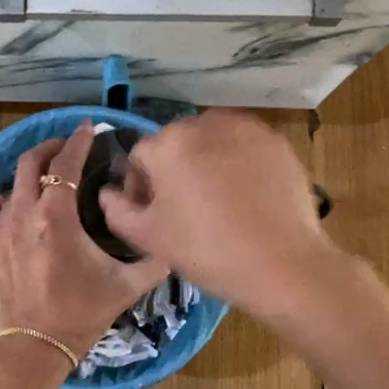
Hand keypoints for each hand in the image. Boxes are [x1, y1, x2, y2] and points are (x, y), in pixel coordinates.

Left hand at [0, 123, 169, 361]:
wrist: (37, 346)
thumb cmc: (82, 313)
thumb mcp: (127, 285)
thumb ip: (154, 258)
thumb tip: (172, 239)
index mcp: (57, 218)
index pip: (66, 165)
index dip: (79, 141)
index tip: (89, 128)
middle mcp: (23, 214)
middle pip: (32, 162)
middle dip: (52, 148)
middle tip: (69, 148)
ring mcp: (0, 228)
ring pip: (9, 183)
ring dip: (28, 173)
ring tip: (44, 177)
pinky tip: (11, 207)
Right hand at [99, 110, 334, 310]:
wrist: (281, 264)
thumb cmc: (206, 250)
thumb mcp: (149, 238)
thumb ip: (118, 210)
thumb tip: (108, 194)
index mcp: (168, 144)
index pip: (139, 156)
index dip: (139, 186)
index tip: (152, 214)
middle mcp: (205, 124)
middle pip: (176, 143)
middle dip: (173, 170)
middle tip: (183, 210)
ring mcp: (246, 129)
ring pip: (211, 142)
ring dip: (205, 163)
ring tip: (216, 202)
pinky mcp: (276, 142)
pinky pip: (244, 148)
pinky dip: (238, 165)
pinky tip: (245, 198)